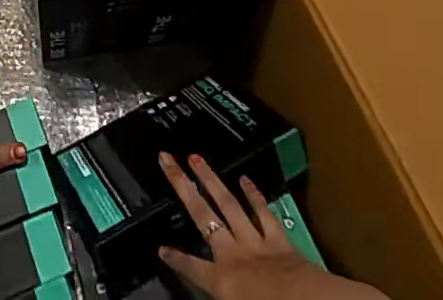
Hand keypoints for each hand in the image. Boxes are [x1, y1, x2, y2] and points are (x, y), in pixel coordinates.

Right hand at [157, 153, 387, 299]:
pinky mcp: (280, 243)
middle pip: (201, 215)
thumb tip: (223, 298)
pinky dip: (254, 196)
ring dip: (210, 180)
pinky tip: (245, 180)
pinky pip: (263, 215)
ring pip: (228, 205)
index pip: (192, 268)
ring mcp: (256, 244)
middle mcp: (233, 255)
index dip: (176, 259)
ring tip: (196, 157)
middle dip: (181, 186)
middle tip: (167, 159)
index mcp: (223, 282)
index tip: (162, 248)